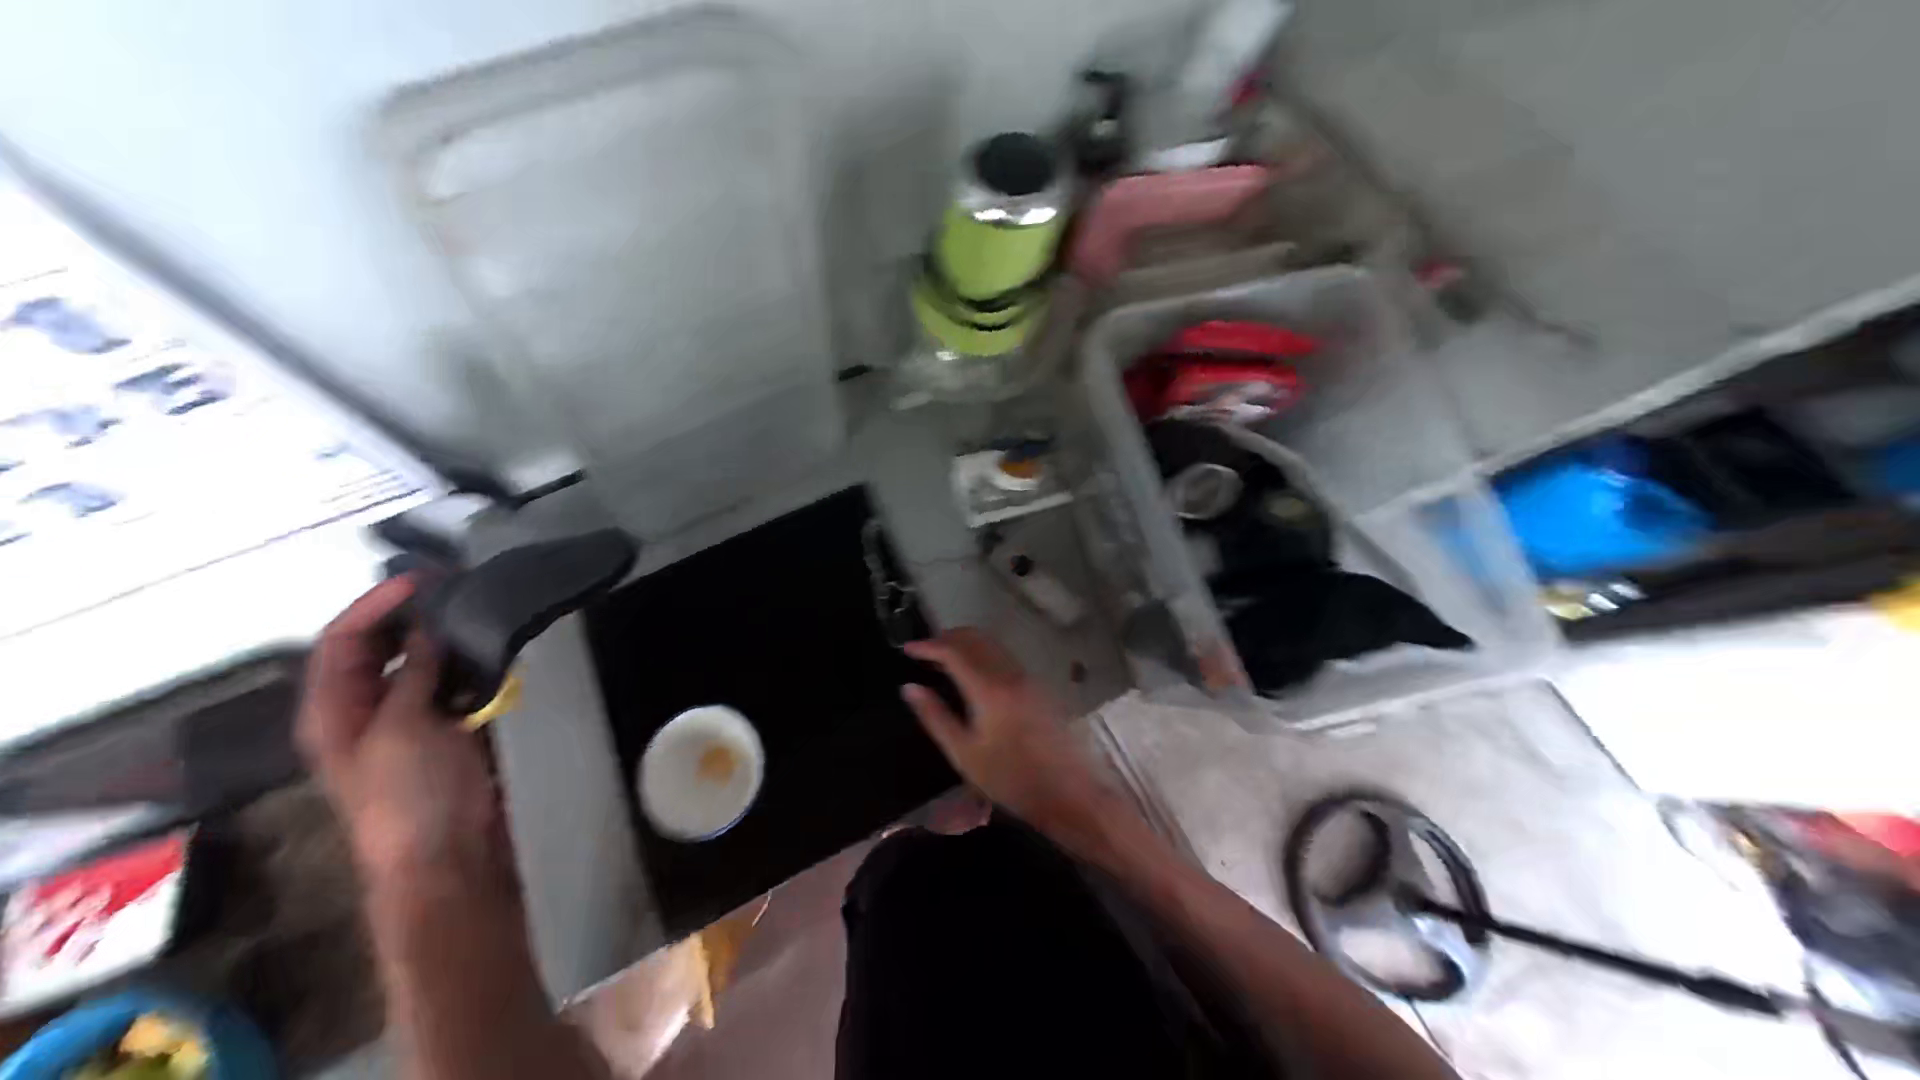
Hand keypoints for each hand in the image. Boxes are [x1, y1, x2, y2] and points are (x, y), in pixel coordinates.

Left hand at [297, 578, 509, 894]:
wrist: (445, 855)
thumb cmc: (408, 795)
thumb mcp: (403, 728)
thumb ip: (415, 673)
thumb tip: (429, 627)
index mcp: (332, 710)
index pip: (343, 641)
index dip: (375, 606)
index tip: (423, 582)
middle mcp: (363, 710)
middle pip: (376, 649)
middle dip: (408, 617)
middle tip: (452, 590)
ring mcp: (406, 722)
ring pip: (416, 666)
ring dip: (439, 639)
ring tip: (473, 613)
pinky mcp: (445, 733)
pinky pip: (449, 686)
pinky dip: (464, 665)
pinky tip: (488, 652)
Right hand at [900, 629, 1110, 830]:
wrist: (1071, 793)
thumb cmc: (1011, 779)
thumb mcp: (965, 754)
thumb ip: (935, 717)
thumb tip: (909, 688)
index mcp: (989, 689)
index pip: (954, 651)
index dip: (928, 645)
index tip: (907, 649)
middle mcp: (1010, 674)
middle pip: (975, 639)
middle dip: (947, 638)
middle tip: (924, 650)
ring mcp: (1029, 678)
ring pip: (992, 645)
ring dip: (966, 644)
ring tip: (943, 661)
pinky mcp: (1039, 687)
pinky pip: (1005, 657)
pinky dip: (983, 654)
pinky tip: (973, 675)